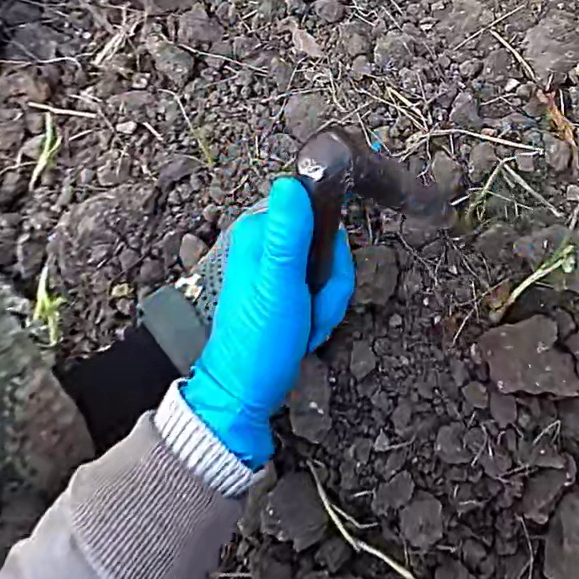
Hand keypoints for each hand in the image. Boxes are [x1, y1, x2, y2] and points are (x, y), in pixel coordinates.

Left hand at [179, 177, 353, 467]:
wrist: (245, 395)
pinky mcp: (289, 287)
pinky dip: (323, 310)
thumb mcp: (278, 285)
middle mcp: (270, 244)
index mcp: (261, 233)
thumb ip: (287, 233)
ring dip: (329, 299)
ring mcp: (280, 267)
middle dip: (332, 280)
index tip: (321, 271)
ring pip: (333, 267)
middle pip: (331, 242)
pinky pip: (326, 286)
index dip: (331, 243)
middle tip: (311, 305)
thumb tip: (291, 183)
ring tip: (307, 322)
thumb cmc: (258, 344)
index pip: (320, 211)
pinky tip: (306, 327)